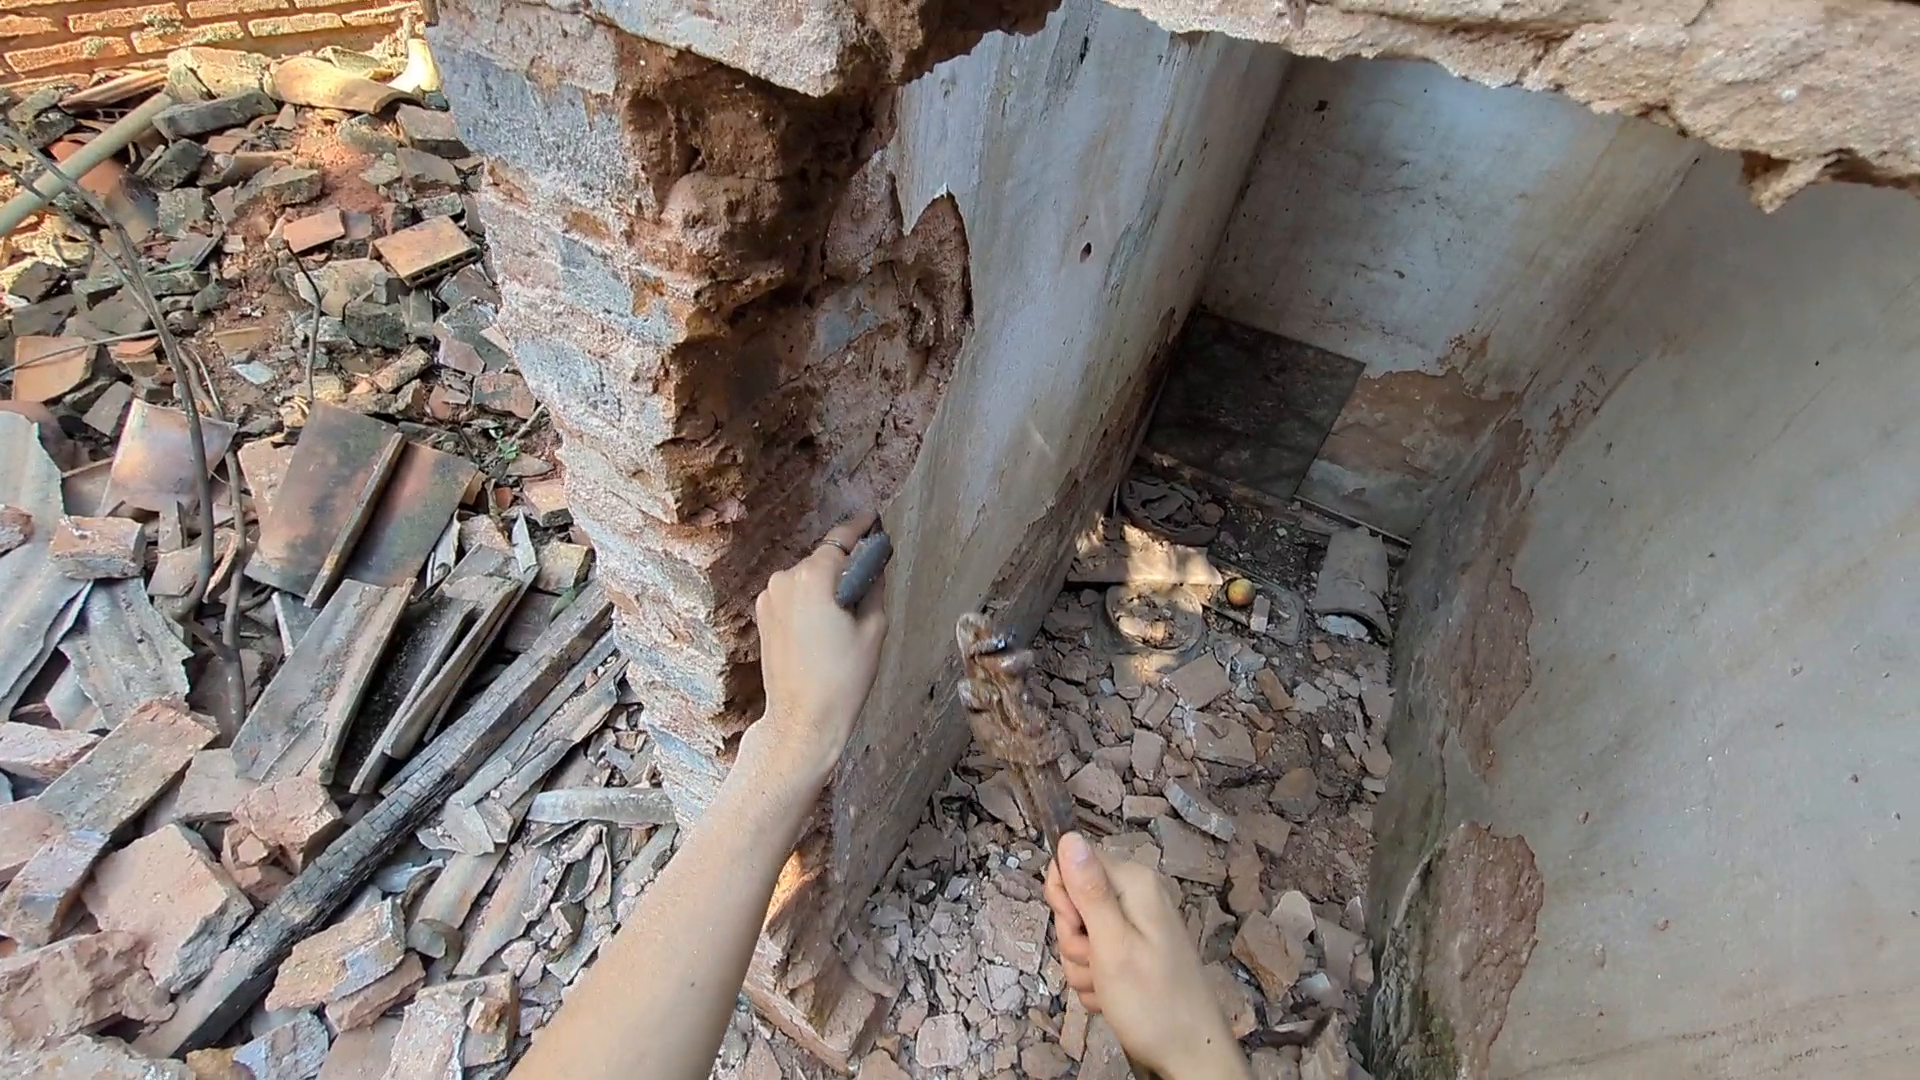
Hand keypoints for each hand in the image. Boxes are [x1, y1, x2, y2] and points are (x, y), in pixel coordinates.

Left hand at [744, 510, 888, 791]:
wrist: (803, 719)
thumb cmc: (843, 677)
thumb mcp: (874, 628)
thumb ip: (874, 585)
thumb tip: (875, 563)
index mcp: (813, 577)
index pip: (842, 539)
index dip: (861, 527)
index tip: (874, 518)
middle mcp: (784, 579)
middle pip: (824, 560)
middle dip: (846, 568)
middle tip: (868, 591)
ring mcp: (768, 597)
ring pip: (808, 578)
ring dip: (826, 587)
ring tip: (844, 621)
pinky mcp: (762, 615)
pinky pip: (794, 595)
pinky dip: (810, 601)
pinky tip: (824, 630)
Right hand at [1046, 833, 1248, 1079]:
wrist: (1192, 1059)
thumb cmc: (1152, 1002)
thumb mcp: (1113, 946)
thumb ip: (1088, 891)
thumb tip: (1068, 836)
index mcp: (1133, 881)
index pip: (1072, 862)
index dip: (1064, 898)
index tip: (1079, 931)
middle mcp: (1135, 893)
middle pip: (1074, 899)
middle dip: (1075, 938)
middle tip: (1097, 965)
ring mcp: (1135, 922)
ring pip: (1080, 931)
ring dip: (1084, 964)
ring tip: (1107, 986)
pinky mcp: (1133, 947)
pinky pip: (1094, 953)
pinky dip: (1095, 977)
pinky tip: (1112, 995)